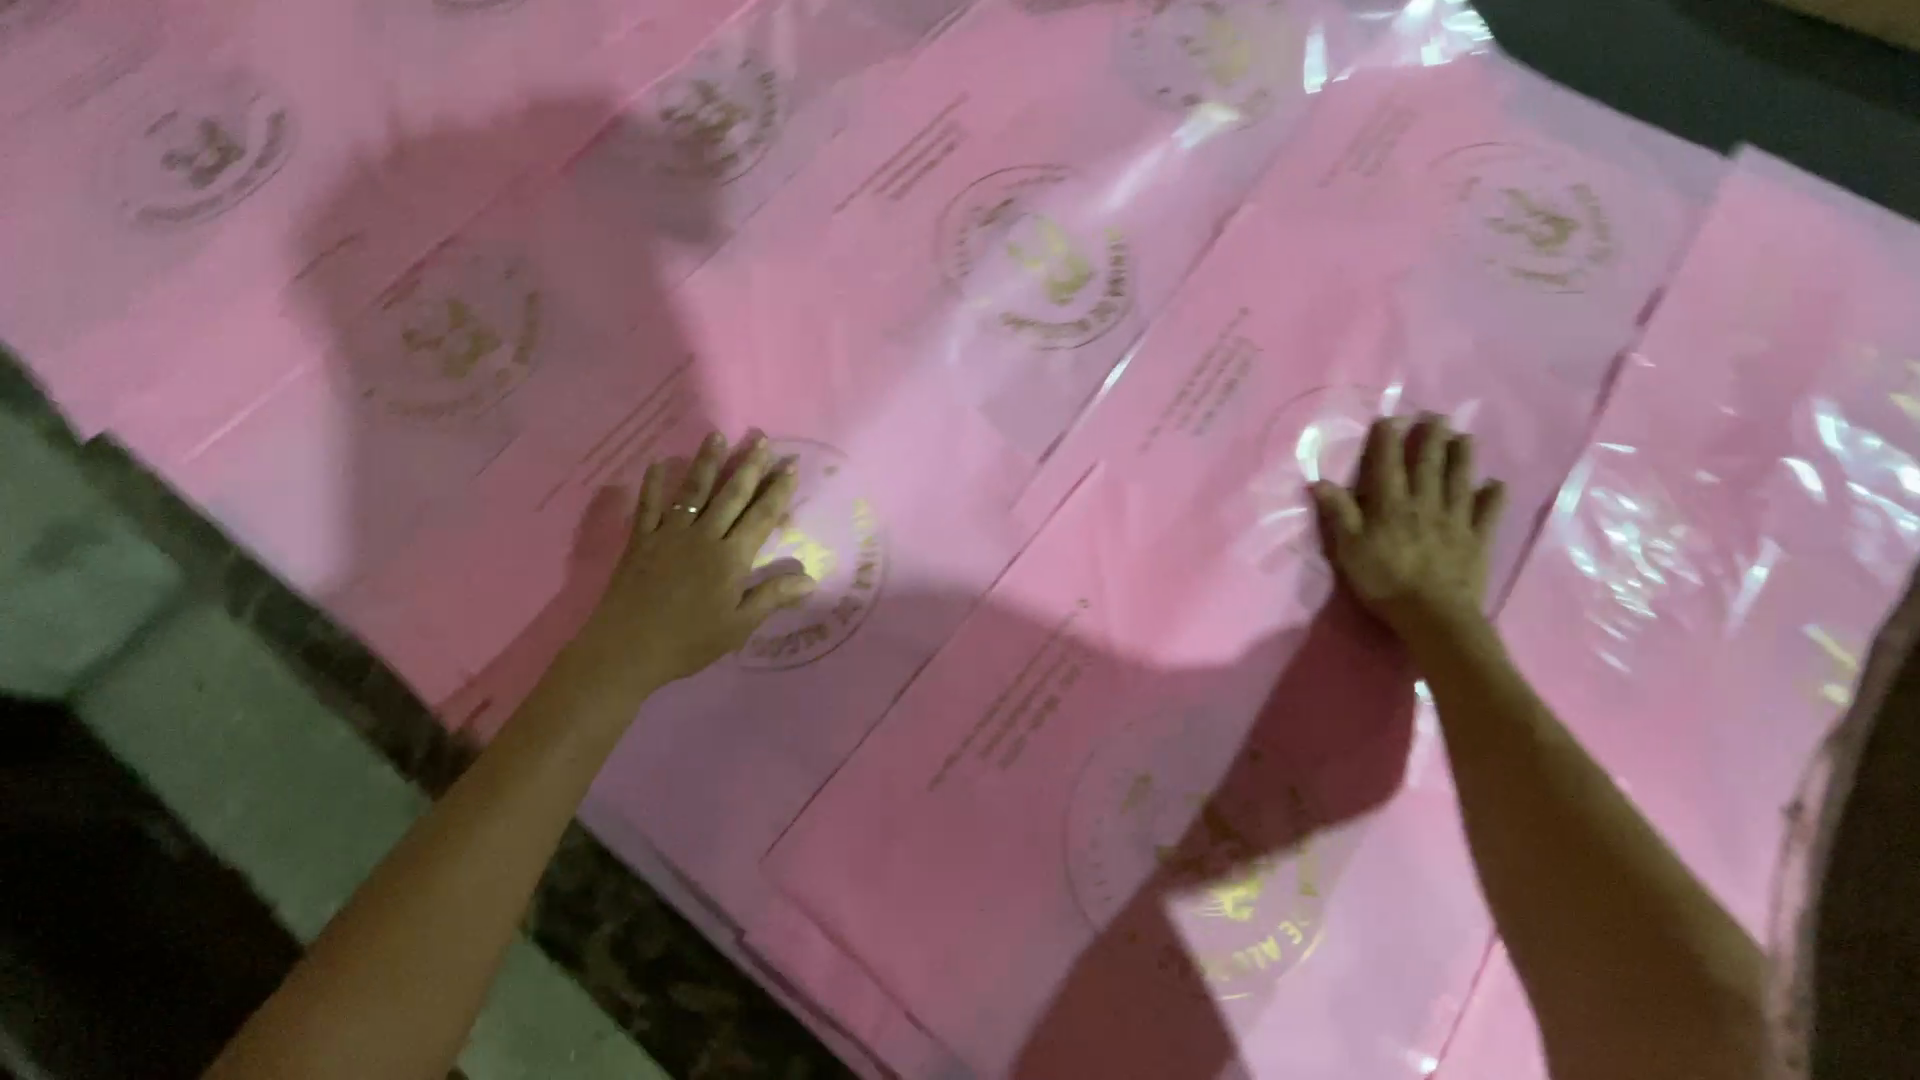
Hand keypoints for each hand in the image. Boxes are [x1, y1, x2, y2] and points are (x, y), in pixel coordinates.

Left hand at [567, 432, 815, 700]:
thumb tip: (810, 578)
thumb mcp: (738, 626)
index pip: (761, 517)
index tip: (790, 465)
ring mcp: (669, 535)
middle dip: (749, 466)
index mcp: (731, 559)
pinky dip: (654, 484)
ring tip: (717, 436)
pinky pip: (649, 506)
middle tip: (761, 438)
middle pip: (731, 495)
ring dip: (707, 462)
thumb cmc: (689, 643)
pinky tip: (659, 463)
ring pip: (693, 492)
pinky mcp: (640, 541)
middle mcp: (703, 537)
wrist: (626, 650)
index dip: (778, 491)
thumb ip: (772, 596)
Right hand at [1310, 414, 1506, 652]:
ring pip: (1460, 482)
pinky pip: (1488, 514)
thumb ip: (1338, 513)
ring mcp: (1455, 521)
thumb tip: (1320, 481)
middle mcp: (1425, 505)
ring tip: (1465, 437)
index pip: (1387, 465)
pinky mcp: (1477, 540)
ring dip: (1462, 457)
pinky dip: (1493, 498)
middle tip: (1436, 416)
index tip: (1390, 419)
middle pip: (1428, 466)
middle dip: (1430, 439)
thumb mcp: (1349, 550)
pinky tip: (1496, 485)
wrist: (1433, 615)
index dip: (1388, 441)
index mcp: (1391, 506)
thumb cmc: (1384, 583)